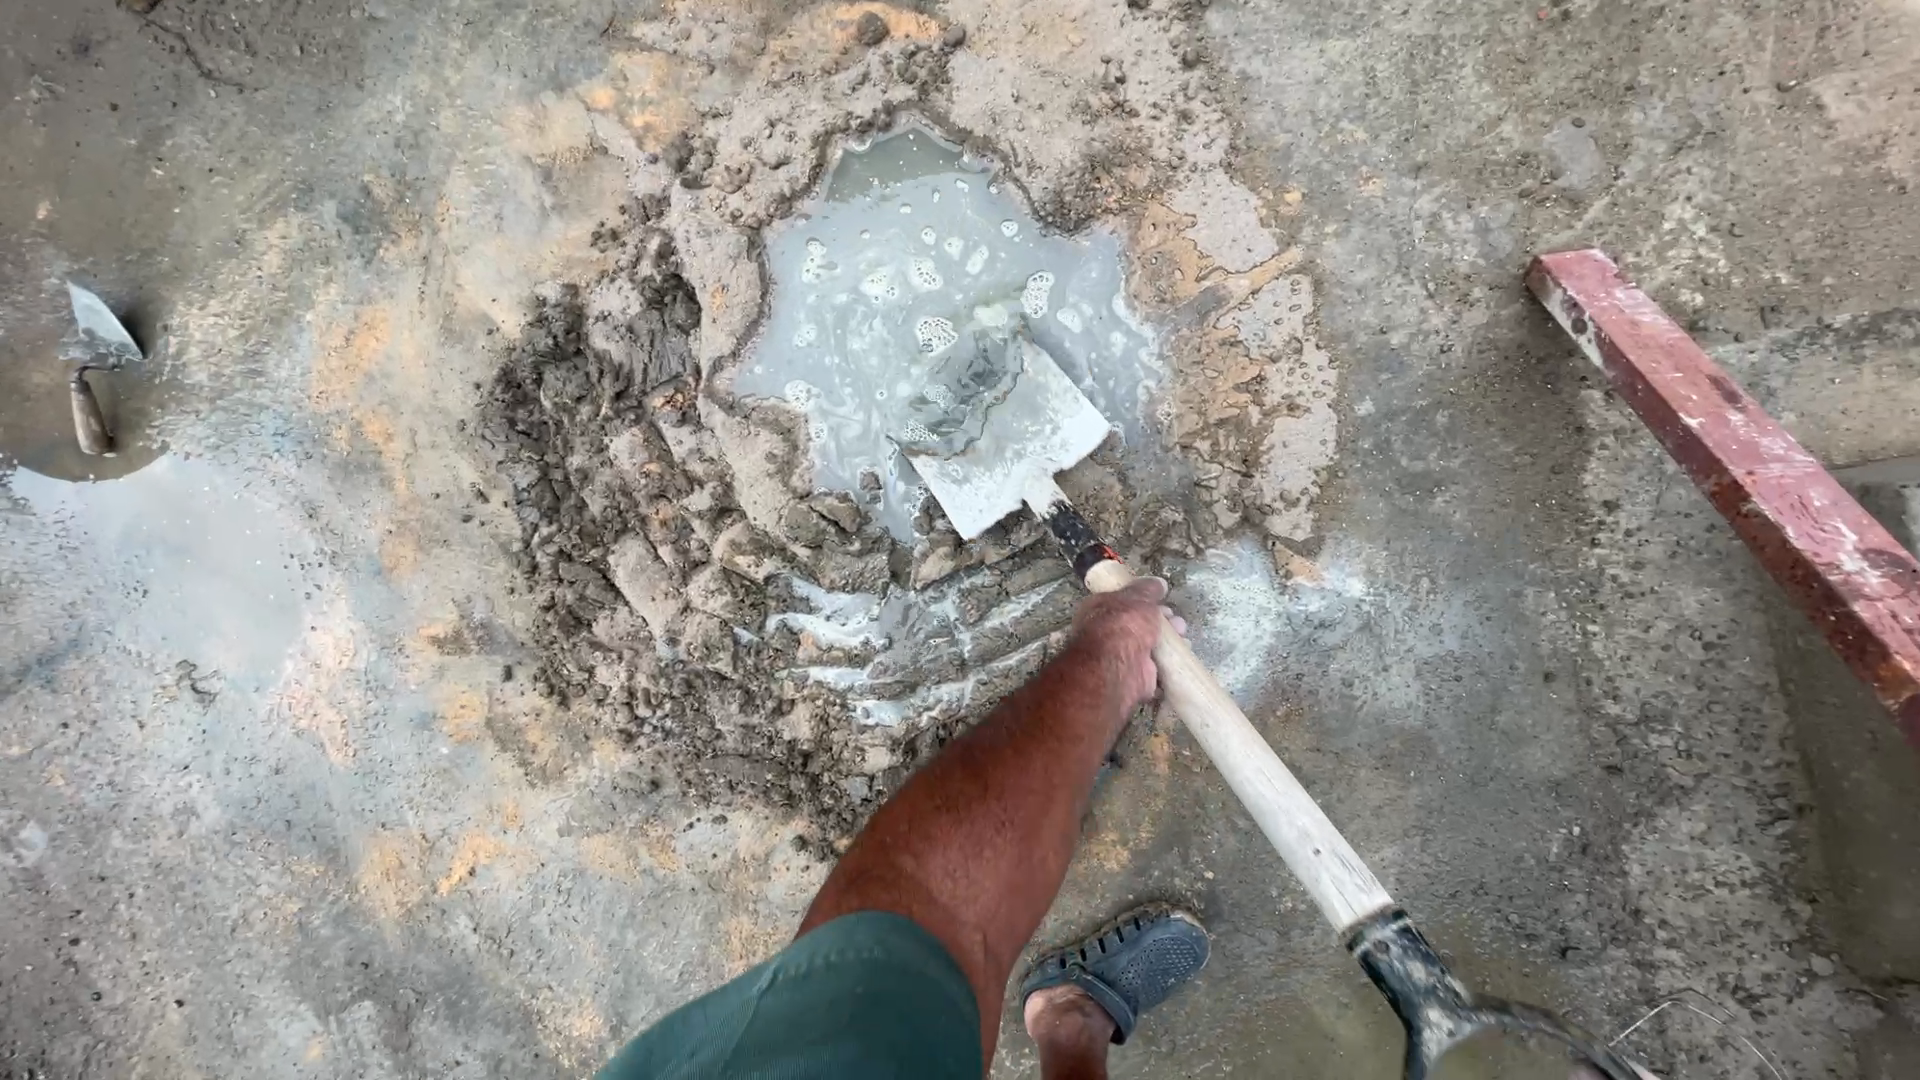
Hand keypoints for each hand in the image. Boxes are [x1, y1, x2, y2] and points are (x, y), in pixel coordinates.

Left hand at [1069, 576, 1186, 711]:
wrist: (1120, 665)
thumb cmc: (1123, 624)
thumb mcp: (1137, 597)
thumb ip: (1148, 590)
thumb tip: (1158, 583)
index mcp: (1100, 611)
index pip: (1124, 603)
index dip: (1145, 601)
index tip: (1162, 600)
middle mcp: (1108, 634)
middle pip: (1140, 626)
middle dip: (1162, 622)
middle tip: (1176, 622)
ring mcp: (1122, 658)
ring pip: (1150, 647)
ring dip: (1169, 642)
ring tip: (1182, 637)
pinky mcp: (1137, 678)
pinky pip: (1156, 669)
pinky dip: (1170, 664)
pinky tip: (1181, 655)